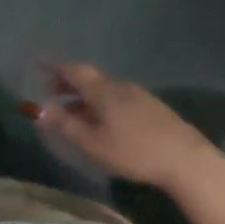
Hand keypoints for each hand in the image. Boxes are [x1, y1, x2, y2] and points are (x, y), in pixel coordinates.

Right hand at [33, 63, 218, 188]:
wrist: (186, 159)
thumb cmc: (133, 151)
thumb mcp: (92, 142)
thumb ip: (65, 124)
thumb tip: (39, 108)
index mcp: (102, 91)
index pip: (73, 70)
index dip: (54, 67)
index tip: (39, 64)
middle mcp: (119, 86)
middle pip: (89, 77)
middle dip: (67, 81)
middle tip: (51, 91)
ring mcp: (138, 95)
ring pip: (104, 88)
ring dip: (84, 94)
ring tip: (72, 109)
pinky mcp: (151, 107)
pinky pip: (117, 97)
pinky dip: (100, 102)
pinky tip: (101, 119)